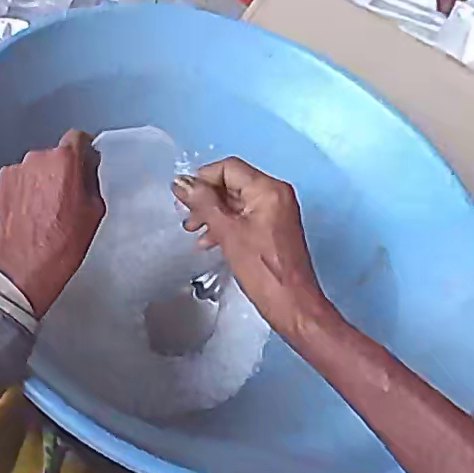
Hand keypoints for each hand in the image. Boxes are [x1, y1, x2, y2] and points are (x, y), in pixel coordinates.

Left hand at [0, 130, 105, 315]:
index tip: (86, 162)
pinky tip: (33, 210)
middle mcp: (37, 158)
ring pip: (38, 166)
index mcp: (64, 160)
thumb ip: (92, 181)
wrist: (26, 266)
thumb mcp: (95, 210)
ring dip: (44, 178)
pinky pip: (21, 177)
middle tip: (69, 194)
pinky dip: (27, 187)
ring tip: (49, 207)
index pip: (78, 137)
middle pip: (56, 153)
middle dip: (64, 168)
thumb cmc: (61, 243)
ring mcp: (16, 170)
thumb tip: (88, 171)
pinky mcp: (2, 182)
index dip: (84, 150)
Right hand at [172, 158, 336, 338]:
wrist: (292, 304)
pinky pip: (243, 216)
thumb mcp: (227, 231)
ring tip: (194, 229)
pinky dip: (224, 224)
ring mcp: (276, 212)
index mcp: (268, 190)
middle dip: (205, 197)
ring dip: (212, 212)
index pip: (228, 168)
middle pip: (231, 183)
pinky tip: (209, 241)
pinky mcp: (272, 228)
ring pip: (235, 201)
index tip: (184, 196)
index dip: (202, 179)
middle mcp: (276, 195)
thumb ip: (202, 202)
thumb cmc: (263, 270)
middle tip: (187, 214)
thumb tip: (181, 182)